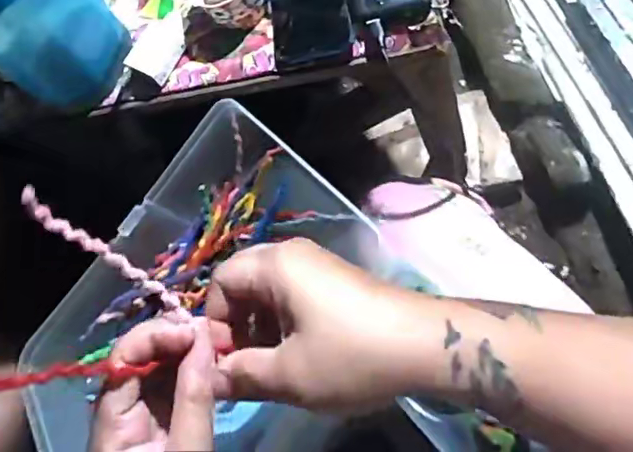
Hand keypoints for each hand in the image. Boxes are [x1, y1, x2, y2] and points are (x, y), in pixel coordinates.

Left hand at [90, 318, 216, 451]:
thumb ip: (193, 399)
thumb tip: (203, 335)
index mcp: (110, 422)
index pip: (123, 357)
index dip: (156, 335)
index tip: (191, 332)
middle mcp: (119, 411)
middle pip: (140, 355)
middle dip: (172, 336)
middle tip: (207, 332)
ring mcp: (139, 417)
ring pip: (157, 366)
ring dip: (184, 348)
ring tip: (212, 342)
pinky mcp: (158, 425)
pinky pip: (171, 384)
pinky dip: (190, 368)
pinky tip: (209, 361)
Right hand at [206, 239, 432, 412]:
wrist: (421, 343)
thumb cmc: (350, 354)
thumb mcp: (291, 375)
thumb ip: (243, 375)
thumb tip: (211, 379)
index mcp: (274, 264)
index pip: (220, 280)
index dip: (214, 323)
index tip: (227, 365)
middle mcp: (289, 252)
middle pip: (241, 280)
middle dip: (235, 324)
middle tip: (245, 364)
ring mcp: (312, 262)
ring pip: (265, 287)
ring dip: (258, 324)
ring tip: (272, 365)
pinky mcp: (330, 276)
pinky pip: (288, 290)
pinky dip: (281, 319)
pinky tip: (297, 352)